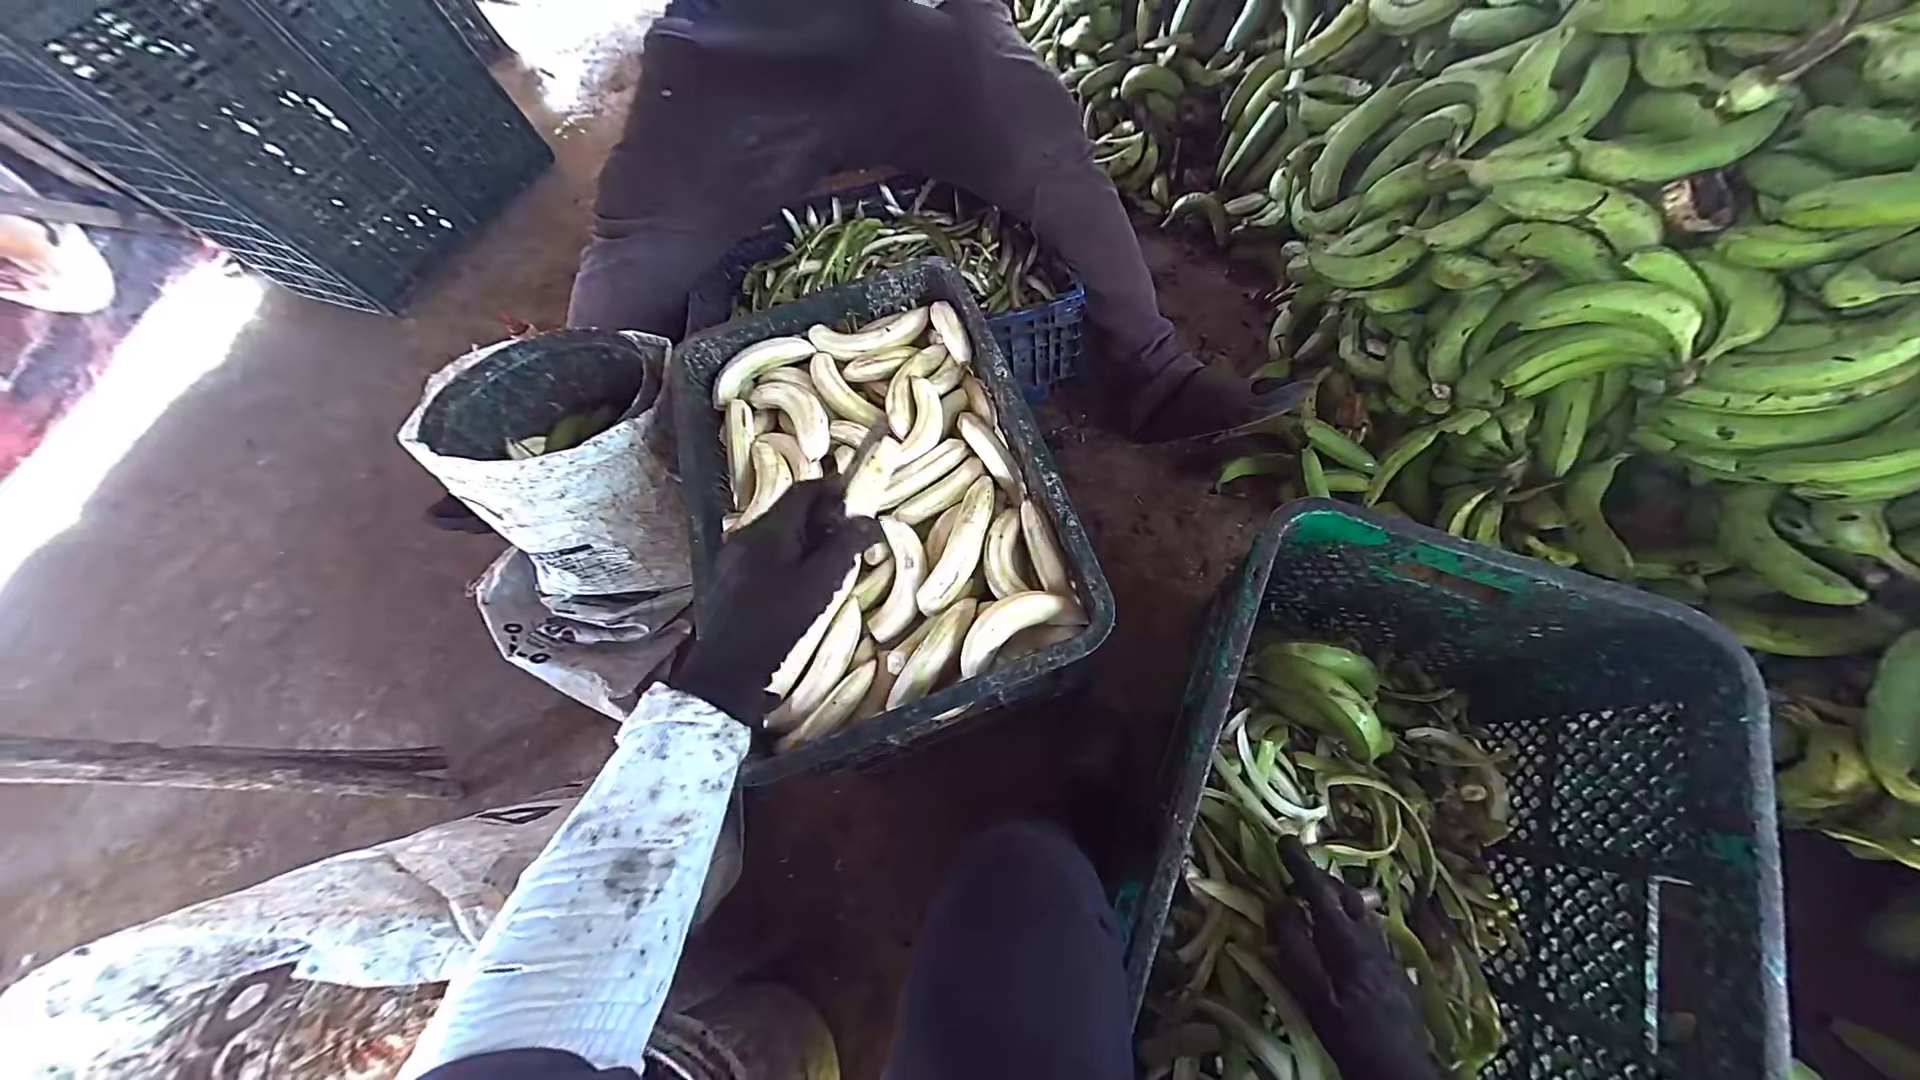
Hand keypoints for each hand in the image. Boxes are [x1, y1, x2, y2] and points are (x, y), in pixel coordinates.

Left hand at [670, 478, 881, 725]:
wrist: (728, 670)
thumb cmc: (778, 624)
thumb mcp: (821, 585)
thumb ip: (845, 547)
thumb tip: (867, 521)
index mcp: (768, 531)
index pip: (803, 492)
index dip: (832, 489)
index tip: (854, 492)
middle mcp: (745, 536)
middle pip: (789, 510)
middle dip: (821, 513)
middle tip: (849, 527)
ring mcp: (732, 557)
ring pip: (777, 532)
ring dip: (806, 534)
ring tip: (831, 553)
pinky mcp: (729, 578)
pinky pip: (765, 552)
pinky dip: (789, 552)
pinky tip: (803, 576)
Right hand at [1269, 838, 1439, 1079]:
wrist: (1403, 1077)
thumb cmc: (1351, 1037)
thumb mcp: (1312, 996)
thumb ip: (1294, 947)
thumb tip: (1277, 904)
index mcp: (1349, 943)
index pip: (1321, 891)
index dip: (1301, 865)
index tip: (1283, 840)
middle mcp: (1372, 942)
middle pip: (1346, 896)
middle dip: (1319, 879)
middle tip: (1294, 875)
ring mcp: (1388, 958)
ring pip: (1360, 913)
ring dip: (1335, 898)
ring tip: (1312, 902)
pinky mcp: (1396, 975)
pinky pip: (1369, 932)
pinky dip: (1347, 920)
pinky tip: (1338, 938)